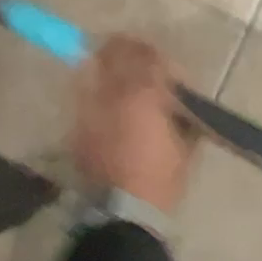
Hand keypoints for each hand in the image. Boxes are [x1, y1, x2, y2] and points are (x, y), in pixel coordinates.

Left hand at [72, 35, 197, 211]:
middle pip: (114, 53)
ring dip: (106, 64)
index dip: (158, 56)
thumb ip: (181, 114)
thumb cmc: (162, 179)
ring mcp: (89, 108)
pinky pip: (83, 96)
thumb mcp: (185, 145)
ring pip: (92, 69)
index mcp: (144, 96)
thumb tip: (178, 99)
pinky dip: (95, 91)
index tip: (166, 64)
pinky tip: (105, 101)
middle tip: (138, 54)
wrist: (124, 212)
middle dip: (127, 48)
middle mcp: (112, 94)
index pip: (149, 58)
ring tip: (118, 73)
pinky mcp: (76, 126)